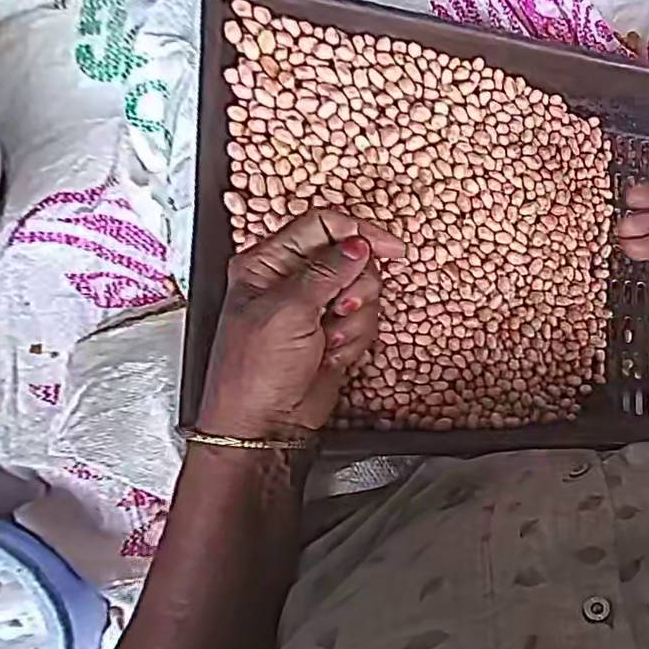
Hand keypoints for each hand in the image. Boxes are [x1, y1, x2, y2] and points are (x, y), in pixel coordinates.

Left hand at [197, 210, 405, 439]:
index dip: (360, 233)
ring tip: (329, 339)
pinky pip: (366, 321)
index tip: (392, 248)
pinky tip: (332, 354)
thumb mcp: (288, 310)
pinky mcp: (336, 331)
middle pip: (353, 260)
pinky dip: (356, 339)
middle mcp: (295, 280)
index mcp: (269, 263)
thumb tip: (357, 244)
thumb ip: (326, 272)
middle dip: (357, 288)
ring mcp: (317, 308)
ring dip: (356, 319)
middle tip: (340, 309)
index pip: (322, 226)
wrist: (267, 421)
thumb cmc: (256, 368)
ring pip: (365, 292)